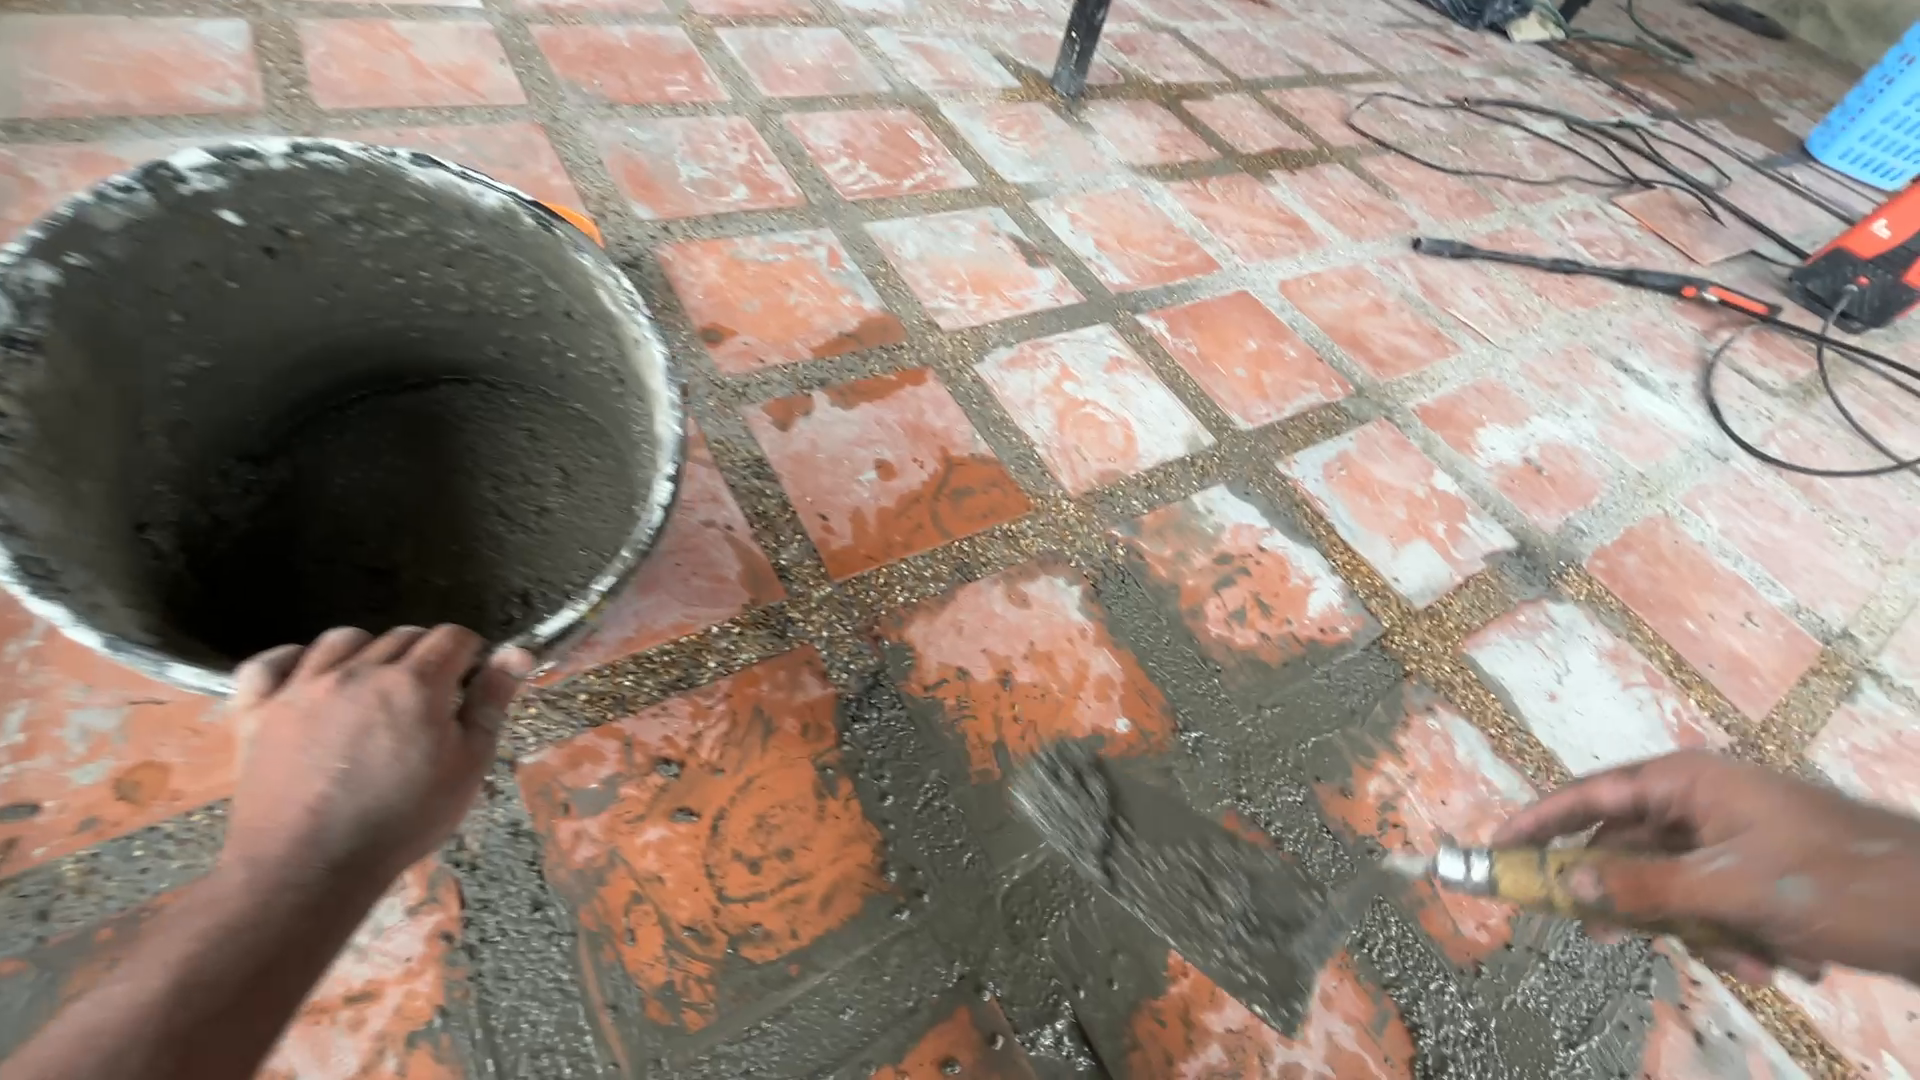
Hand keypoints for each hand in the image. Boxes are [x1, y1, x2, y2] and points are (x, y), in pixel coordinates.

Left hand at [219, 625, 534, 889]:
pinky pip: (269, 663)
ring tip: (375, 688)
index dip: (470, 655)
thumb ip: (492, 701)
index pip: (453, 637)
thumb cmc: (404, 819)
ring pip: (343, 639)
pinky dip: (293, 661)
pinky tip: (310, 679)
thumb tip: (517, 652)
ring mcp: (301, 689)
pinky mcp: (257, 713)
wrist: (308, 870)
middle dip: (425, 655)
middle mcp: (359, 672)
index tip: (470, 685)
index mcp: (416, 684)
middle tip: (429, 699)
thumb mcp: (469, 764)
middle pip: (402, 636)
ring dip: (368, 653)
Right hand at [1493, 750, 1919, 985]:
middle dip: (1627, 897)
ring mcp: (1734, 835)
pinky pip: (1713, 899)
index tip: (1497, 848)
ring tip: (1739, 960)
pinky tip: (1775, 962)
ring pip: (1672, 881)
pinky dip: (1731, 934)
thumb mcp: (1735, 892)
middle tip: (1596, 932)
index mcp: (1685, 783)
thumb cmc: (1845, 886)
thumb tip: (1569, 890)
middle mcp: (1700, 801)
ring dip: (1693, 926)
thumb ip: (1643, 889)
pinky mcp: (1764, 871)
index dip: (1537, 822)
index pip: (1587, 796)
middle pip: (1626, 845)